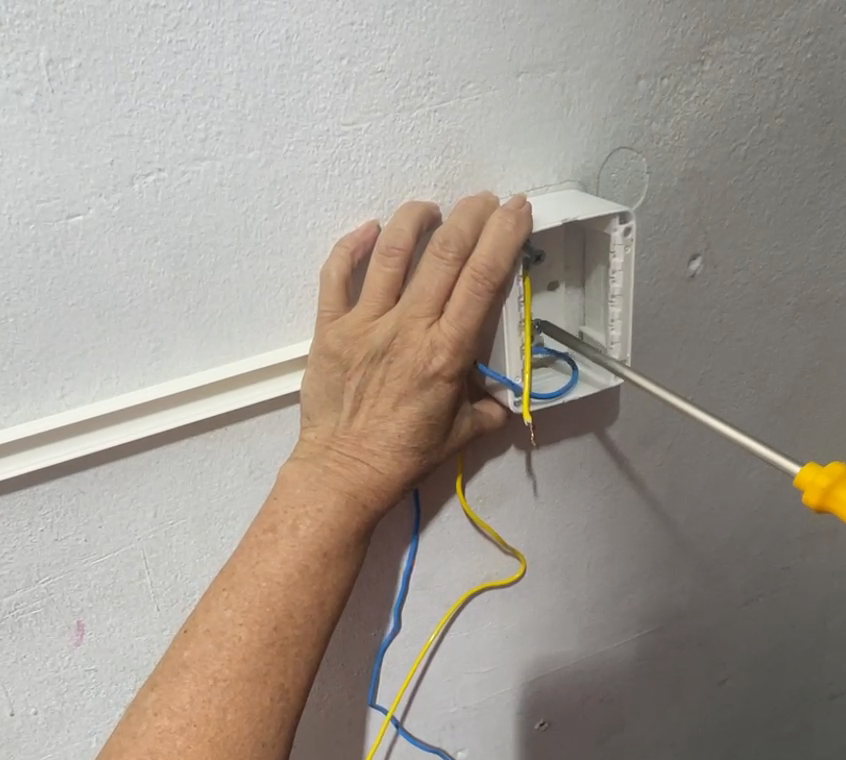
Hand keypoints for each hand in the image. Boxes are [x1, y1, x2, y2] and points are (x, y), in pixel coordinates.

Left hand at [287, 193, 531, 519]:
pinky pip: (336, 275)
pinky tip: (369, 228)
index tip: (516, 209)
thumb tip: (506, 399)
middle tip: (483, 200)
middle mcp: (408, 329)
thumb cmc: (402, 458)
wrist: (343, 473)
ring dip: (414, 220)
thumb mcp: (459, 437)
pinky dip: (351, 245)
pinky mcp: (329, 329)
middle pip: (444, 255)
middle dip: (470, 216)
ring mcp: (364, 325)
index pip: (481, 281)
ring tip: (430, 208)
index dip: (502, 237)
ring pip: (390, 253)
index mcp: (445, 354)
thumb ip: (488, 412)